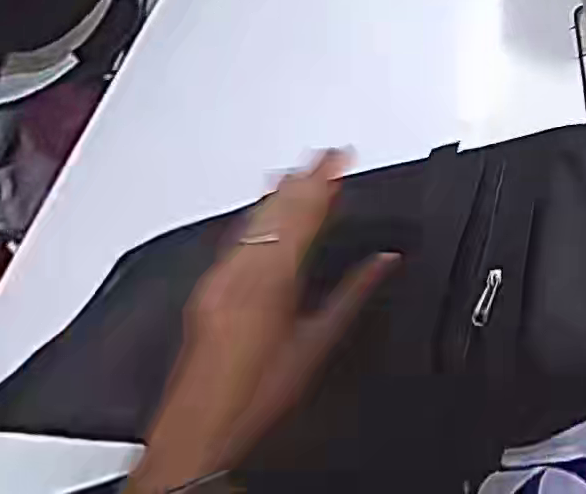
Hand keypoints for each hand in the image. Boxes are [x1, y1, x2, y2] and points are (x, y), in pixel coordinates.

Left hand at [127, 149, 396, 491]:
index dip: (325, 182)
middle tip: (325, 152)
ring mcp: (219, 282)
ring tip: (296, 168)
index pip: (305, 215)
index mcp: (273, 281)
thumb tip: (387, 258)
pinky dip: (255, 215)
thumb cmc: (257, 393)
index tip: (341, 156)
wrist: (198, 432)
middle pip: (277, 212)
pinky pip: (235, 239)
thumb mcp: (320, 340)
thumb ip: (356, 290)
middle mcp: (242, 274)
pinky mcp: (207, 292)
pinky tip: (260, 207)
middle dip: (304, 178)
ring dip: (279, 192)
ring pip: (254, 223)